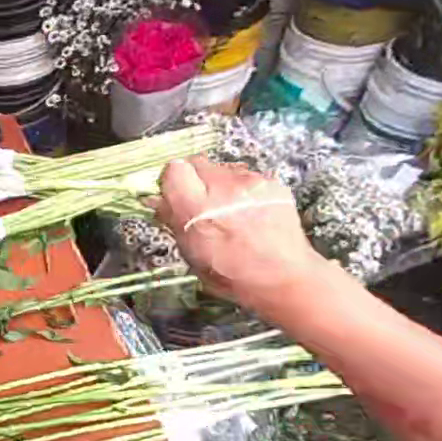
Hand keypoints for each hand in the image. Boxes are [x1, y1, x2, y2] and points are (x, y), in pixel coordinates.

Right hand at [151, 156, 335, 315]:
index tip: (173, 194)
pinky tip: (246, 211)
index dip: (171, 180)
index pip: (174, 170)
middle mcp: (224, 189)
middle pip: (197, 163)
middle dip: (193, 178)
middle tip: (197, 201)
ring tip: (226, 210)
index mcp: (198, 210)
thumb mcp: (191, 253)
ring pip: (222, 167)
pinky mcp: (271, 182)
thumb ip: (173, 221)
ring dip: (217, 183)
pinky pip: (245, 175)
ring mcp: (250, 182)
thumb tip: (158, 201)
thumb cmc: (231, 274)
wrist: (283, 277)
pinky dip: (240, 189)